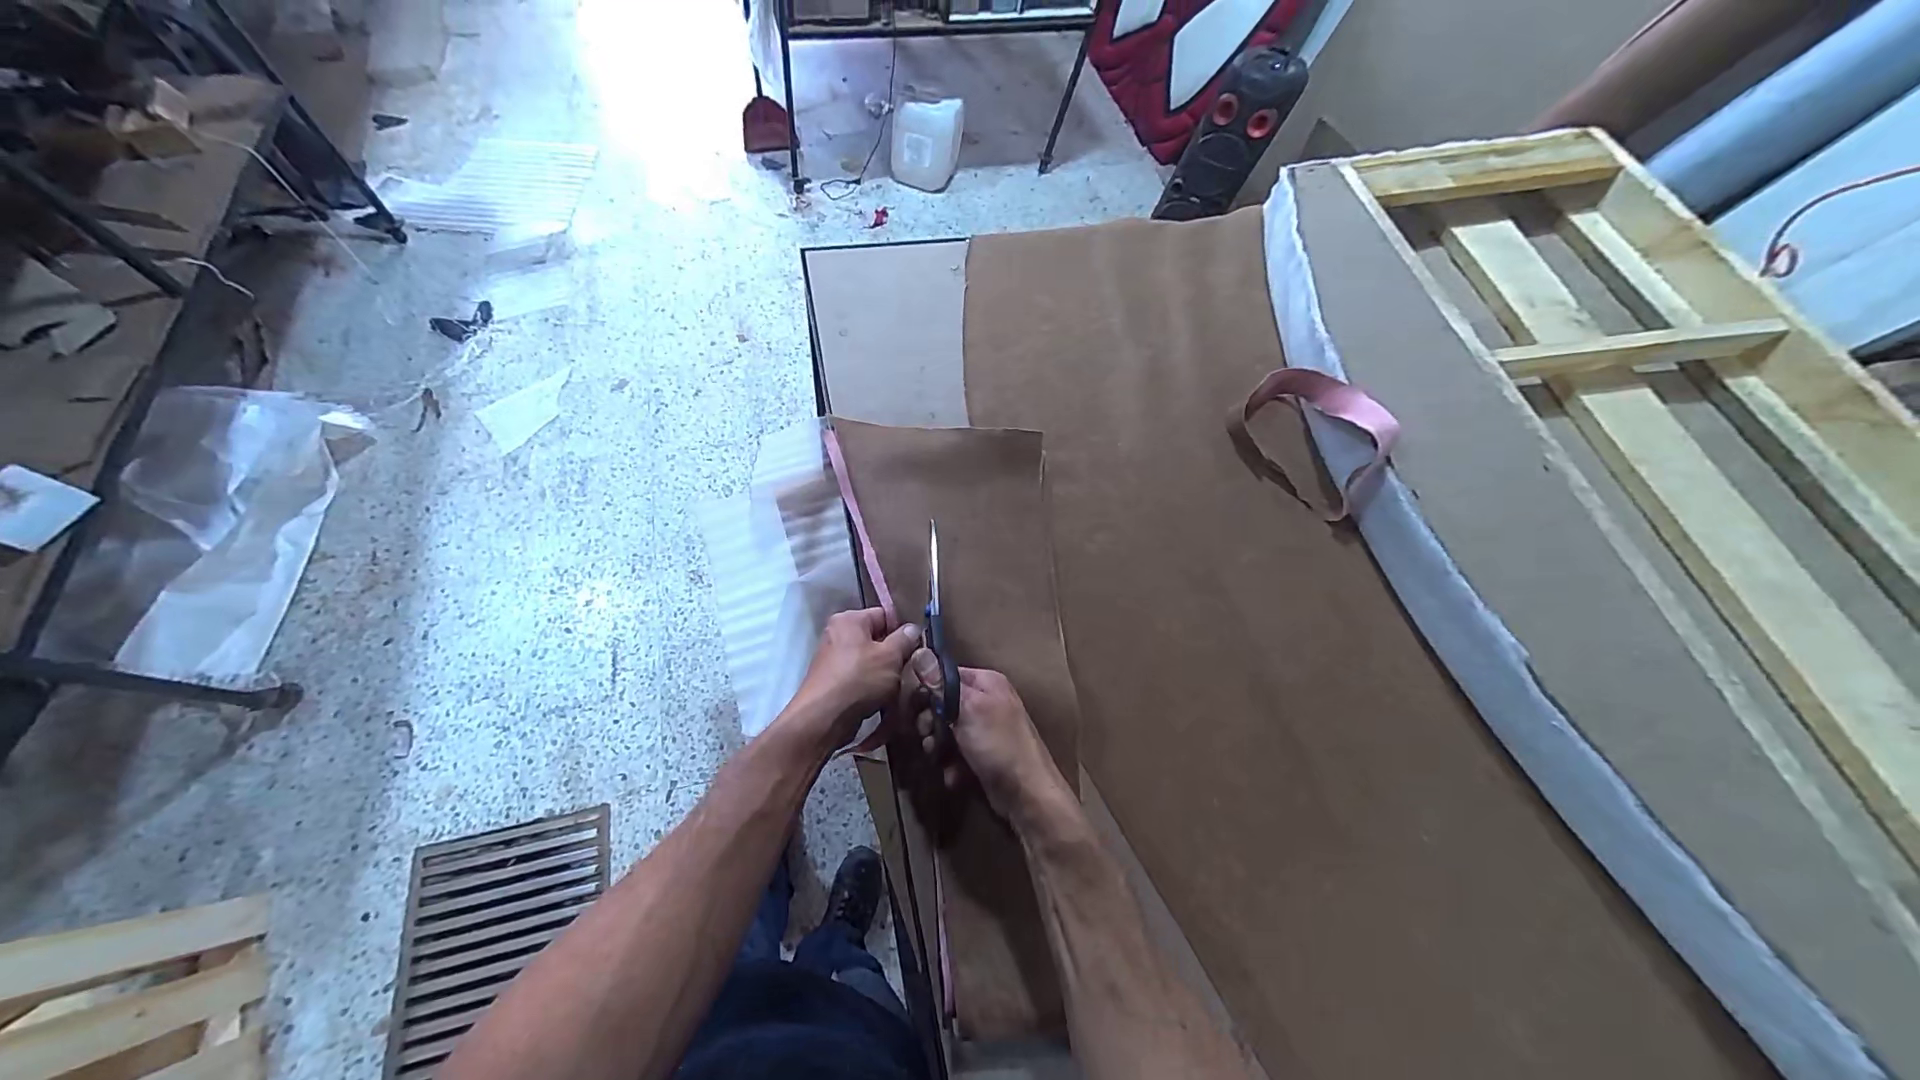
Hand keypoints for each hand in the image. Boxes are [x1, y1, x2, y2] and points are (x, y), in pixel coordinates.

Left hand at [784, 608, 920, 748]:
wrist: (823, 718)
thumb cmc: (858, 680)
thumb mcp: (890, 656)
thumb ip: (905, 639)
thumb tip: (912, 629)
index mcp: (849, 620)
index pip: (884, 615)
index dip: (903, 631)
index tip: (916, 648)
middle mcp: (837, 635)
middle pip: (877, 639)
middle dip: (895, 655)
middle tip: (911, 669)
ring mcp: (833, 659)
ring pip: (871, 661)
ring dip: (886, 674)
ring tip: (899, 686)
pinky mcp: (833, 682)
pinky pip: (860, 678)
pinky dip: (872, 686)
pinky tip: (883, 699)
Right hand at [907, 651, 1066, 826]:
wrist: (1027, 796)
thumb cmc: (999, 745)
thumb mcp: (968, 709)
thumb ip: (941, 684)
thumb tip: (920, 652)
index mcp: (986, 681)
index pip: (943, 674)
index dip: (926, 690)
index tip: (914, 708)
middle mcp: (986, 700)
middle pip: (941, 704)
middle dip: (931, 724)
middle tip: (930, 737)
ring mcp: (984, 729)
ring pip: (945, 731)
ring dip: (939, 748)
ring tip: (942, 759)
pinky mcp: (981, 754)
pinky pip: (955, 753)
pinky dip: (951, 765)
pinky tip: (955, 775)